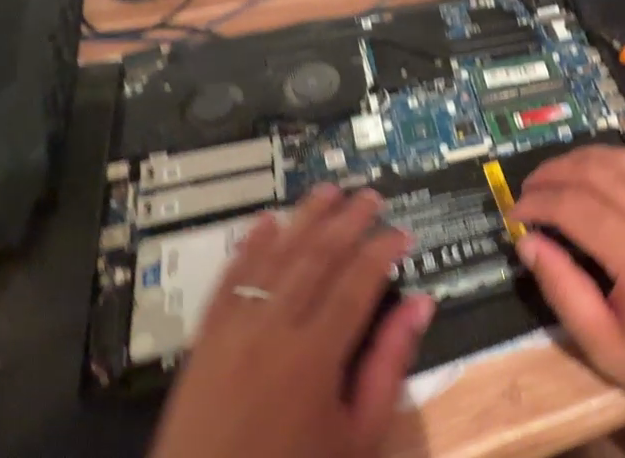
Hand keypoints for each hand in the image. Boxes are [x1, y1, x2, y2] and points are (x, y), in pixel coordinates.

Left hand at [148, 184, 436, 457]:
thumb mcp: (358, 434)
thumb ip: (389, 364)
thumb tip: (420, 306)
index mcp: (315, 357)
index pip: (358, 283)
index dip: (383, 251)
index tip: (402, 233)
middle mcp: (273, 332)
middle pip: (316, 258)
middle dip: (348, 222)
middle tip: (371, 197)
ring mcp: (233, 331)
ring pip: (273, 257)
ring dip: (303, 219)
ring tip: (328, 191)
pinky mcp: (204, 339)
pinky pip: (228, 280)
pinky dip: (247, 247)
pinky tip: (265, 222)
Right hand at [509, 147, 624, 457]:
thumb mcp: (605, 345)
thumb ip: (563, 289)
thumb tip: (528, 244)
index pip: (573, 204)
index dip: (536, 203)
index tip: (511, 214)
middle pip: (596, 170)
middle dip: (554, 173)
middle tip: (526, 190)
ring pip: (623, 160)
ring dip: (583, 160)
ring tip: (555, 177)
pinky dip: (616, 163)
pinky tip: (599, 178)